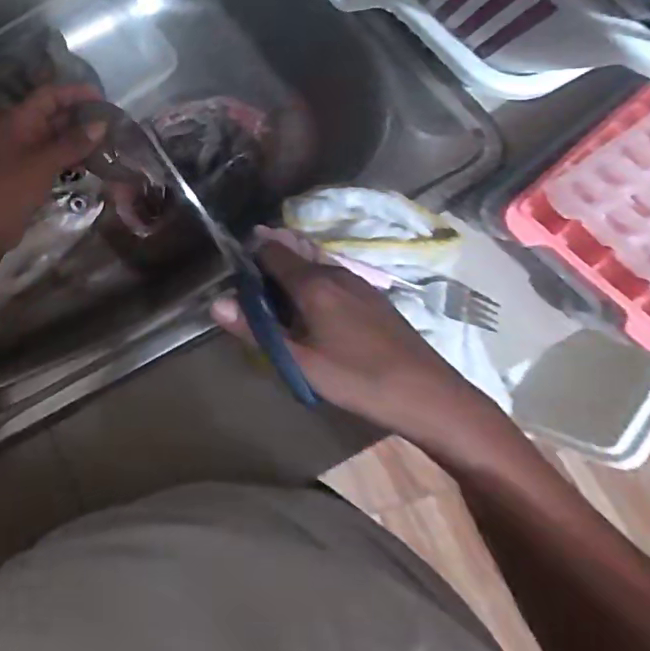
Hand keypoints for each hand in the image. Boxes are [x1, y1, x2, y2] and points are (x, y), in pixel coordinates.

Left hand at [0, 84, 105, 254]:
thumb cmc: (12, 188)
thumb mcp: (44, 163)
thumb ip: (73, 143)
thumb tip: (101, 125)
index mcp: (18, 120)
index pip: (49, 95)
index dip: (74, 92)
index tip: (102, 98)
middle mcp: (20, 131)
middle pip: (53, 114)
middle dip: (80, 115)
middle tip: (111, 122)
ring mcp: (22, 152)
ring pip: (54, 137)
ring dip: (78, 137)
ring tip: (107, 141)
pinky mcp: (27, 172)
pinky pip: (52, 156)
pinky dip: (70, 155)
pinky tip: (90, 162)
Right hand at [211, 229, 505, 454]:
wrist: (435, 400)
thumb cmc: (361, 380)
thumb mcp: (300, 362)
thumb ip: (256, 331)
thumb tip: (214, 302)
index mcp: (314, 283)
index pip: (271, 250)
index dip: (248, 257)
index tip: (233, 275)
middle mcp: (335, 274)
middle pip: (293, 253)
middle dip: (268, 263)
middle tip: (250, 289)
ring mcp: (359, 284)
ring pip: (314, 265)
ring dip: (291, 275)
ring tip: (276, 302)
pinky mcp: (374, 299)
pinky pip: (332, 278)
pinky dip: (312, 284)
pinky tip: (312, 313)